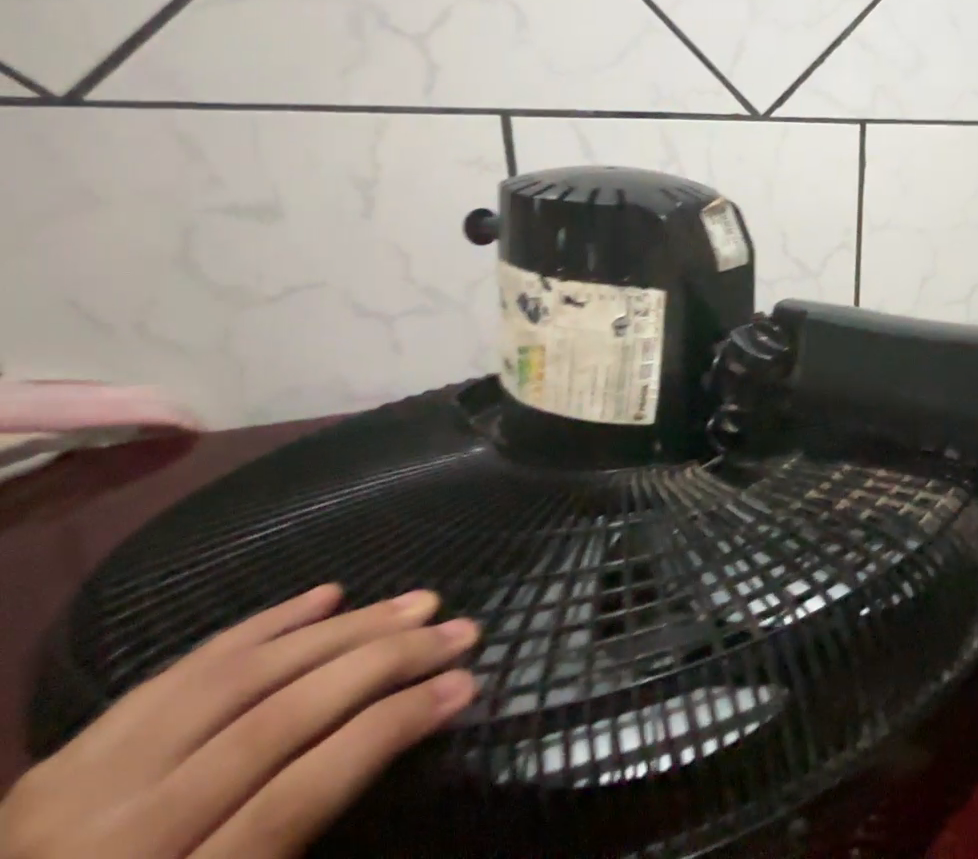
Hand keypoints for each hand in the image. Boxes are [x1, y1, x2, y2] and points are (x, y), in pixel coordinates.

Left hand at [0, 585, 477, 858]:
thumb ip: (302, 832)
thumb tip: (396, 731)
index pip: (303, 789)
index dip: (392, 728)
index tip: (465, 686)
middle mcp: (116, 836)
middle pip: (274, 722)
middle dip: (384, 664)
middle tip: (459, 631)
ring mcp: (75, 791)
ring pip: (234, 680)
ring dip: (341, 630)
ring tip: (416, 602)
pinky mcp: (60, 761)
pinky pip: (174, 674)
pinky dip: (258, 627)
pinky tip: (323, 596)